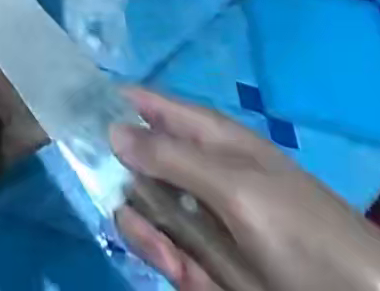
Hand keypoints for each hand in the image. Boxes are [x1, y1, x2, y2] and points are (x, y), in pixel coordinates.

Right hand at [111, 88, 379, 290]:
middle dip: (127, 190)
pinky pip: (169, 253)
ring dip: (149, 235)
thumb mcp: (236, 188)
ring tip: (175, 261)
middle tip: (132, 213)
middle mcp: (201, 171)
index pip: (146, 105)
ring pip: (146, 212)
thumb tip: (109, 126)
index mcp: (210, 137)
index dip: (110, 105)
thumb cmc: (307, 236)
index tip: (71, 117)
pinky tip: (189, 276)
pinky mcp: (212, 265)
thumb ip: (168, 154)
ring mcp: (206, 220)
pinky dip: (171, 264)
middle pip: (134, 163)